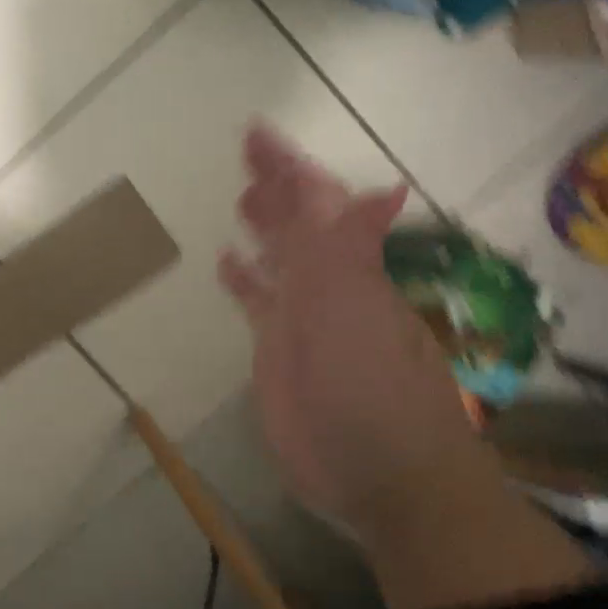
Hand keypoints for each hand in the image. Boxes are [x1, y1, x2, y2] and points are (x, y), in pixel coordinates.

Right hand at [217, 125, 476, 540]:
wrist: (380, 476)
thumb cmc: (364, 396)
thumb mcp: (349, 318)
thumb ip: (342, 255)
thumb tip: (366, 188)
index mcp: (346, 271)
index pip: (316, 202)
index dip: (288, 166)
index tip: (254, 132)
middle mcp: (328, 286)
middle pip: (300, 224)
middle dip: (277, 187)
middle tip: (244, 156)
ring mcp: (304, 318)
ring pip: (281, 257)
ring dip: (264, 226)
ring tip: (239, 198)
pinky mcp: (280, 349)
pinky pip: (259, 299)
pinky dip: (244, 277)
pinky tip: (226, 263)